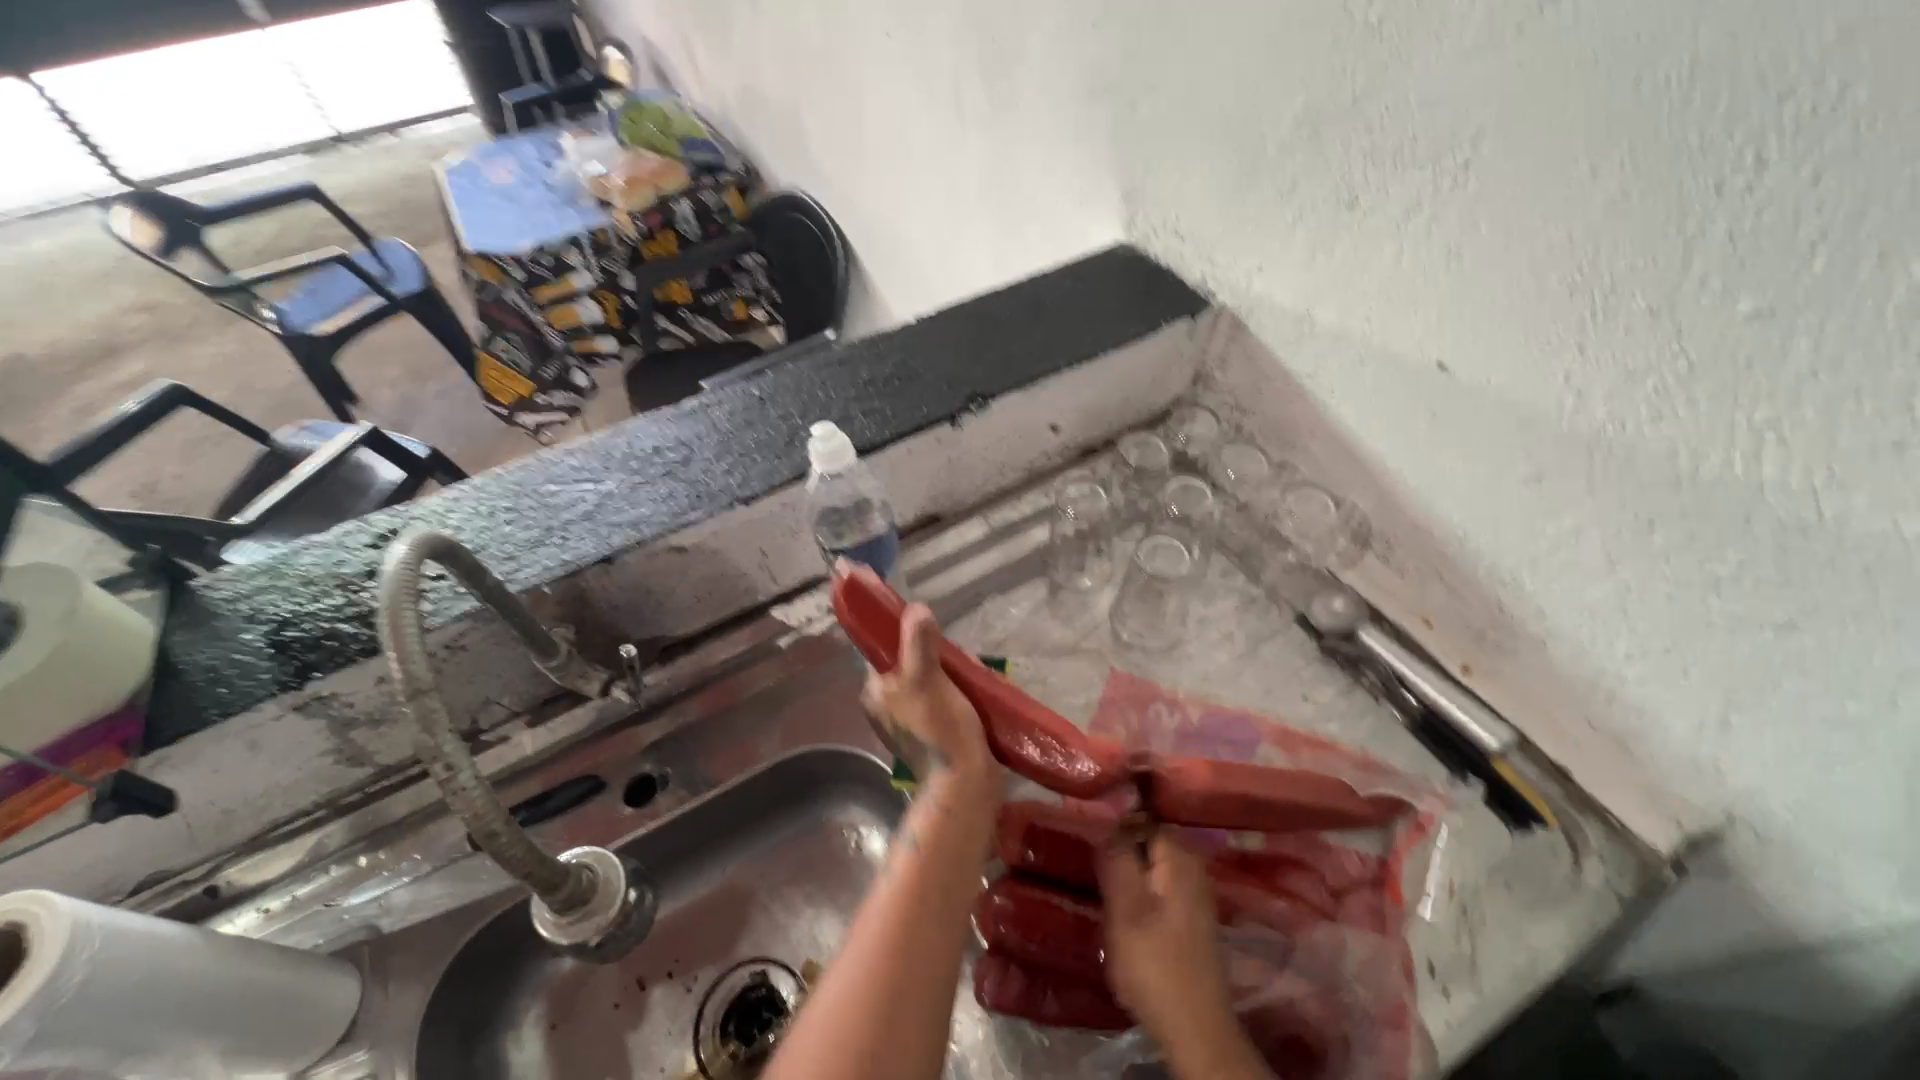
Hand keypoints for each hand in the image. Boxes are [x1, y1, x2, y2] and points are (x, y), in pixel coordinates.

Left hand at [860, 602, 991, 781]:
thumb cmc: (940, 730)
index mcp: (877, 692)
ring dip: (959, 674)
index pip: (884, 649)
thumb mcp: (926, 679)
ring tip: (979, 677)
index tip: (932, 631)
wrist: (966, 785)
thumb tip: (916, 609)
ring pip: (936, 679)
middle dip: (943, 657)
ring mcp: (914, 720)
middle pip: (915, 661)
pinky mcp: (938, 732)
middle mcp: (890, 705)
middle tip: (963, 662)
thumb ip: (918, 642)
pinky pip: (950, 699)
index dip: (906, 634)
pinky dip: (966, 692)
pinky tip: (985, 691)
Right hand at [1099, 834, 1240, 1054]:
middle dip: (1121, 848)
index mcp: (1180, 858)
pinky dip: (1140, 890)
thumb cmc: (1154, 964)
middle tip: (1090, 864)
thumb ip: (1117, 860)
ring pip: (1153, 866)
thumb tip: (1109, 822)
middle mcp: (1194, 868)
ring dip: (1128, 871)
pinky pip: (1160, 886)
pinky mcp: (1192, 918)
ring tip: (1100, 884)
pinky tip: (1123, 910)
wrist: (1194, 1026)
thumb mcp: (1125, 909)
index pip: (1142, 820)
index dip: (1114, 826)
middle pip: (1149, 841)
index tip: (1087, 839)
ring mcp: (1196, 894)